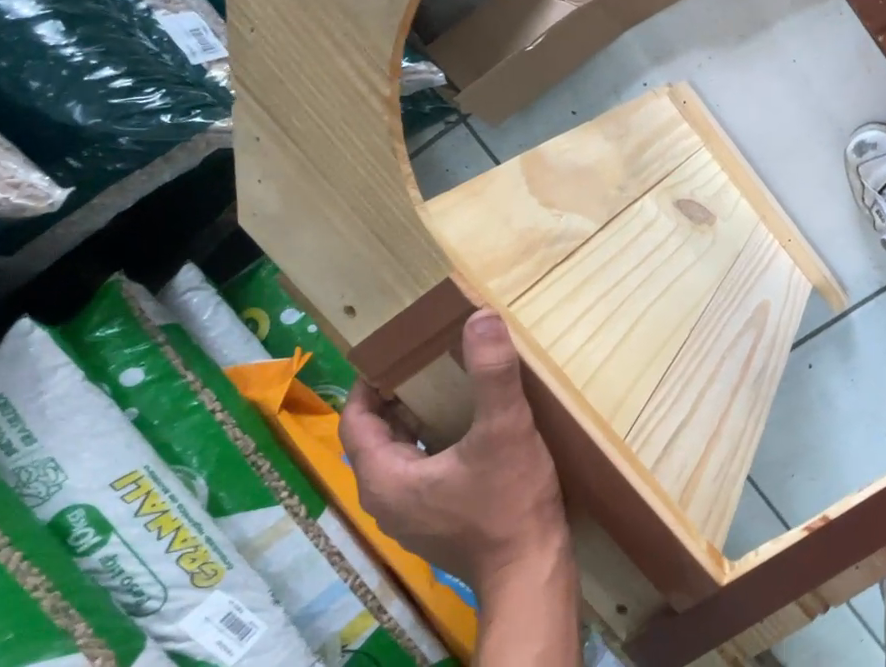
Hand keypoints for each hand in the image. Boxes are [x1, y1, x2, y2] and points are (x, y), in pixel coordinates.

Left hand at [340, 310, 568, 593]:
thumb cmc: (508, 500)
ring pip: (399, 459)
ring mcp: (410, 518)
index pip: (356, 422)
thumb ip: (492, 373)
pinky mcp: (436, 525)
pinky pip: (420, 476)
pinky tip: (471, 434)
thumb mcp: (504, 428)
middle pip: (377, 439)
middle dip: (398, 400)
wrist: (530, 568)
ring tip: (451, 391)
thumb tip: (481, 318)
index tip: (395, 354)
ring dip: (417, 424)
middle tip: (430, 363)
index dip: (369, 386)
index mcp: (385, 477)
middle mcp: (386, 500)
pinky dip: (433, 447)